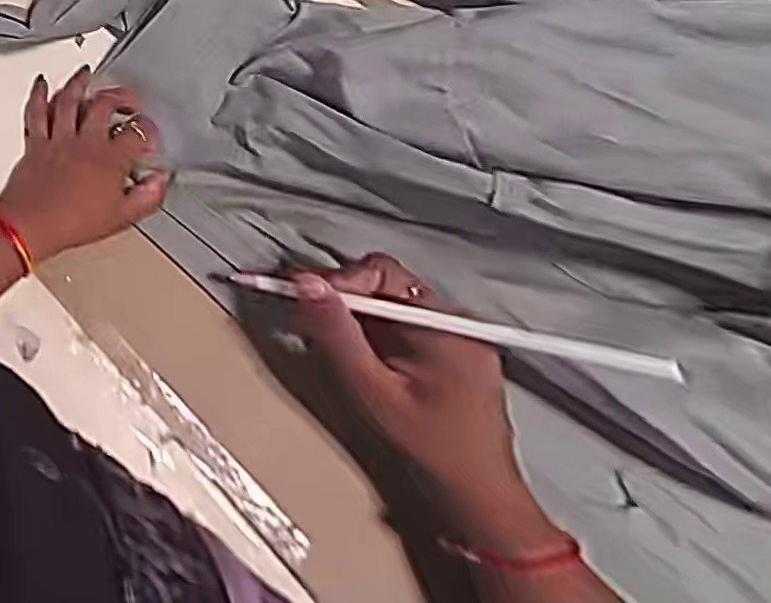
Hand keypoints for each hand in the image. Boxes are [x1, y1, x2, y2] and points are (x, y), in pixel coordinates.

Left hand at [0, 66, 167, 260]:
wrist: (30, 225)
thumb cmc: (71, 223)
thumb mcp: (122, 217)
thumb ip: (147, 196)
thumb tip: (160, 181)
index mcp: (109, 159)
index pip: (137, 132)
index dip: (148, 127)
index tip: (149, 129)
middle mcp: (83, 143)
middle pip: (104, 105)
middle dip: (120, 96)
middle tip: (127, 97)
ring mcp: (57, 140)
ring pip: (69, 101)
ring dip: (79, 83)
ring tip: (86, 73)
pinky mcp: (35, 143)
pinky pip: (36, 112)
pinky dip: (38, 94)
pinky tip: (40, 83)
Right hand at [292, 255, 521, 498]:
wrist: (474, 495)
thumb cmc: (428, 446)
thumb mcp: (369, 386)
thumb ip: (335, 331)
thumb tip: (306, 283)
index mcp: (445, 326)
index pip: (380, 273)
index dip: (335, 280)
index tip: (297, 291)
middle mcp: (450, 322)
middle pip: (377, 283)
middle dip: (331, 293)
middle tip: (295, 310)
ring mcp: (445, 335)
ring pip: (377, 300)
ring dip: (339, 310)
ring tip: (309, 329)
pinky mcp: (434, 348)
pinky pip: (386, 320)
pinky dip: (355, 325)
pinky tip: (335, 342)